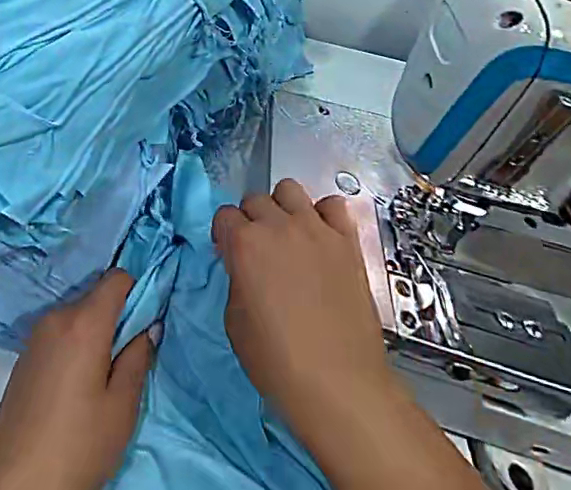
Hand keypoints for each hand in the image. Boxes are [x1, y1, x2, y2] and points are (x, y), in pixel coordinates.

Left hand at [0, 270, 154, 489]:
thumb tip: (149, 326)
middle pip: (96, 297)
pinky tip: (75, 388)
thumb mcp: (121, 407)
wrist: (14, 488)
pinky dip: (74, 346)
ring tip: (101, 379)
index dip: (137, 293)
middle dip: (116, 318)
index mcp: (83, 322)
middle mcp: (56, 318)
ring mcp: (35, 337)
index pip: (117, 277)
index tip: (145, 323)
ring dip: (94, 334)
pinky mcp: (23, 357)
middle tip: (126, 359)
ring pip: (77, 316)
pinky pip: (59, 335)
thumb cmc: (76, 447)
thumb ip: (139, 357)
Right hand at [213, 180, 484, 489]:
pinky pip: (333, 204)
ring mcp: (316, 228)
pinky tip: (321, 236)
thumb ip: (237, 280)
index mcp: (245, 244)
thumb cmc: (277, 361)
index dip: (223, 235)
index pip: (224, 215)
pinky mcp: (346, 239)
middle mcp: (279, 225)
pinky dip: (323, 214)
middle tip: (257, 249)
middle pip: (255, 199)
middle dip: (250, 219)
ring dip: (282, 207)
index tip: (228, 253)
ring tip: (287, 235)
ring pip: (290, 189)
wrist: (338, 382)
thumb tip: (245, 267)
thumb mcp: (235, 322)